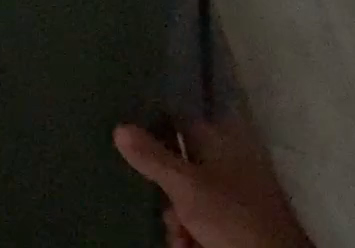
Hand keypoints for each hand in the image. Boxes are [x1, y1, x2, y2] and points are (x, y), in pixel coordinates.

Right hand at [114, 120, 313, 247]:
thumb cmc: (232, 216)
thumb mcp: (187, 187)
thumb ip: (153, 157)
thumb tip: (119, 127)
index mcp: (221, 136)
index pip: (180, 118)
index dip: (155, 126)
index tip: (130, 134)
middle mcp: (228, 157)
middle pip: (181, 163)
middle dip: (166, 190)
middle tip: (166, 211)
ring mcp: (234, 190)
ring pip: (188, 196)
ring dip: (178, 219)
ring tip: (181, 239)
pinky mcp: (236, 219)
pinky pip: (202, 218)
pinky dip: (192, 233)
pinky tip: (189, 245)